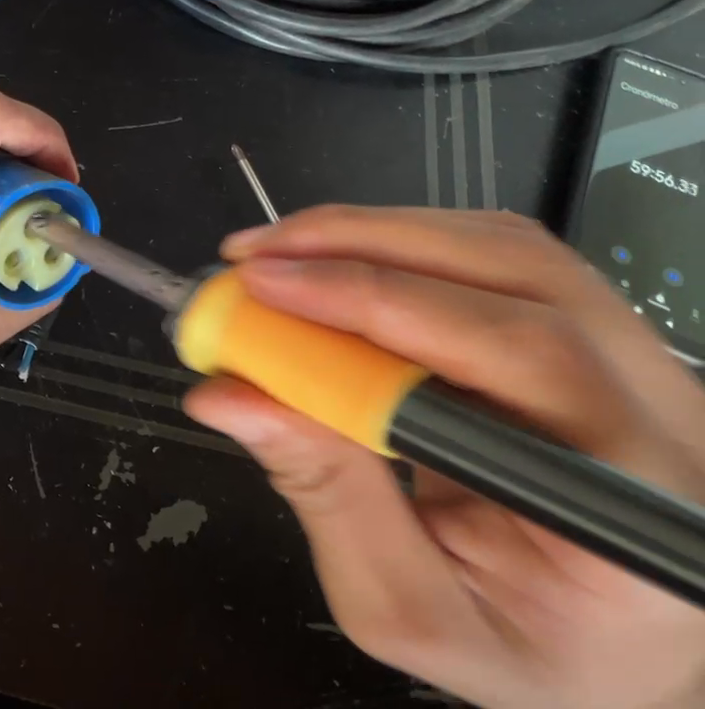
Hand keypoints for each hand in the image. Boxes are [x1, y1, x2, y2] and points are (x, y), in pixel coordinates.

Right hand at [183, 205, 704, 708]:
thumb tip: (223, 394)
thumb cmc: (506, 644)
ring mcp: (644, 373)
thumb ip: (323, 494)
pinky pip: (502, 262)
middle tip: (249, 257)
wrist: (599, 651)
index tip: (260, 287)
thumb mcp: (399, 605)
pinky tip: (332, 265)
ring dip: (376, 233)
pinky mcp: (598, 347)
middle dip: (363, 245)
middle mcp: (666, 417)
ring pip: (512, 252)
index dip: (378, 300)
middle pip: (522, 276)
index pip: (520, 356)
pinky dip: (400, 244)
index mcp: (632, 501)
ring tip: (274, 253)